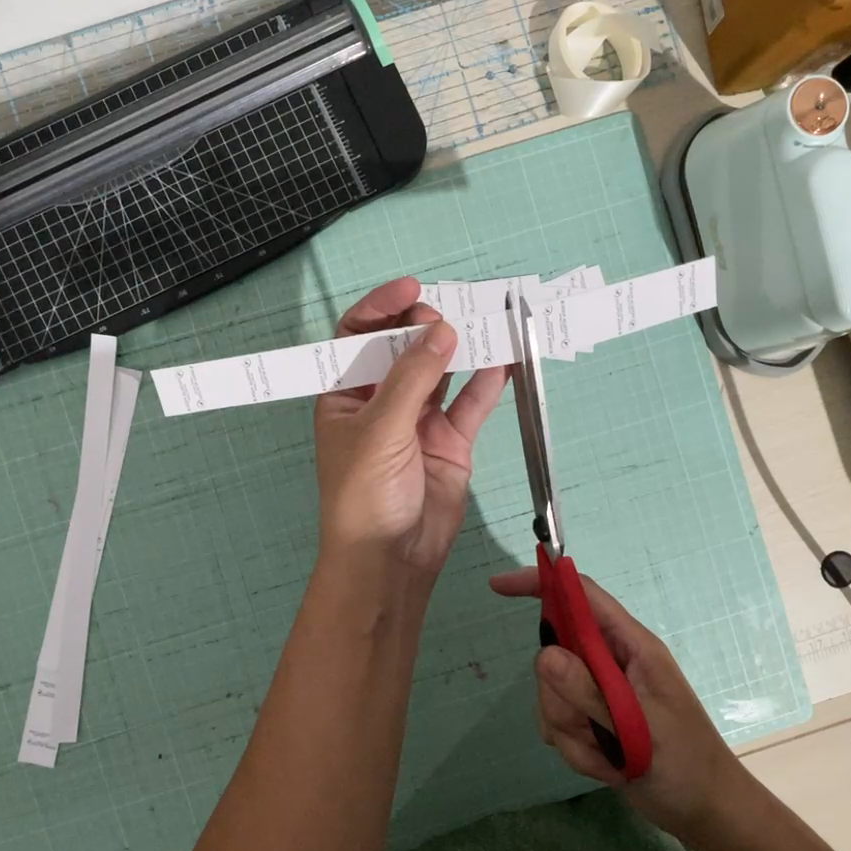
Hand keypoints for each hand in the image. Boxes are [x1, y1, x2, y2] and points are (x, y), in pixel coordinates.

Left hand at [314, 277, 507, 578]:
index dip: (381, 308)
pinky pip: (472, 403)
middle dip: (424, 325)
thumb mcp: (379, 430)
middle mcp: (381, 401)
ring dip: (461, 348)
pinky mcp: (451, 442)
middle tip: (445, 316)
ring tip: (484, 322)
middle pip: (404, 348)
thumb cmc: (362, 496)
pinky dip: (489, 382)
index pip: (358, 336)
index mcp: (346, 393)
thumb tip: (440, 329)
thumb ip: (412, 378)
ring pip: (442, 372)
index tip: (411, 289)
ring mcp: (418, 421)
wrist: (389, 561)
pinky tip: (505, 360)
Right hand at [490, 567, 746, 841]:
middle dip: (560, 696)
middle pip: (554, 652)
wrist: (706, 814)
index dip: (542, 583)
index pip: (580, 596)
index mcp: (631, 646)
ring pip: (550, 693)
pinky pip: (555, 722)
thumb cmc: (686, 764)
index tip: (499, 587)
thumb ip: (590, 692)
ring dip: (570, 731)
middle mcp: (611, 661)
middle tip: (590, 728)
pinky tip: (604, 766)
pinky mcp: (590, 718)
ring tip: (608, 756)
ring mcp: (599, 691)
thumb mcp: (640, 729)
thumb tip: (544, 655)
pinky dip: (573, 748)